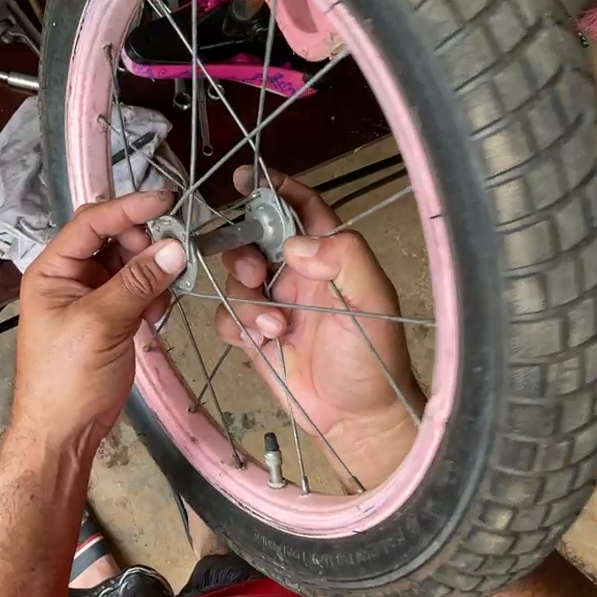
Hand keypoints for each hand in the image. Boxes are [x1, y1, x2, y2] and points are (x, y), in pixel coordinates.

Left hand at [13, 190, 187, 456]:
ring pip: (130, 264)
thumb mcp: (101, 324)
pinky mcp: (110, 316)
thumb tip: (176, 246)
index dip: (128, 208)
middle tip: (170, 262)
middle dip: (144, 246)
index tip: (167, 201)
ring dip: (152, 274)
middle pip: (113, 238)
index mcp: (52, 269)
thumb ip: (138, 282)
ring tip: (159, 302)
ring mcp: (91, 296)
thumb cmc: (67, 378)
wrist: (63, 432)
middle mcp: (70, 276)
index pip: (91, 222)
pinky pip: (137, 289)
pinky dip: (152, 296)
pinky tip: (155, 316)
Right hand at [215, 168, 421, 480]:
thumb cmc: (371, 358)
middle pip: (253, 240)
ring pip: (235, 279)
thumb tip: (295, 242)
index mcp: (329, 258)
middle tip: (255, 271)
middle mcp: (297, 275)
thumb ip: (344, 259)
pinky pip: (225, 315)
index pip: (301, 209)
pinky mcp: (252, 335)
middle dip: (245, 250)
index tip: (247, 176)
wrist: (353, 419)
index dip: (276, 188)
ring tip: (272, 326)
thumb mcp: (372, 302)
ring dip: (246, 299)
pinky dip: (235, 325)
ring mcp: (272, 304)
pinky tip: (260, 342)